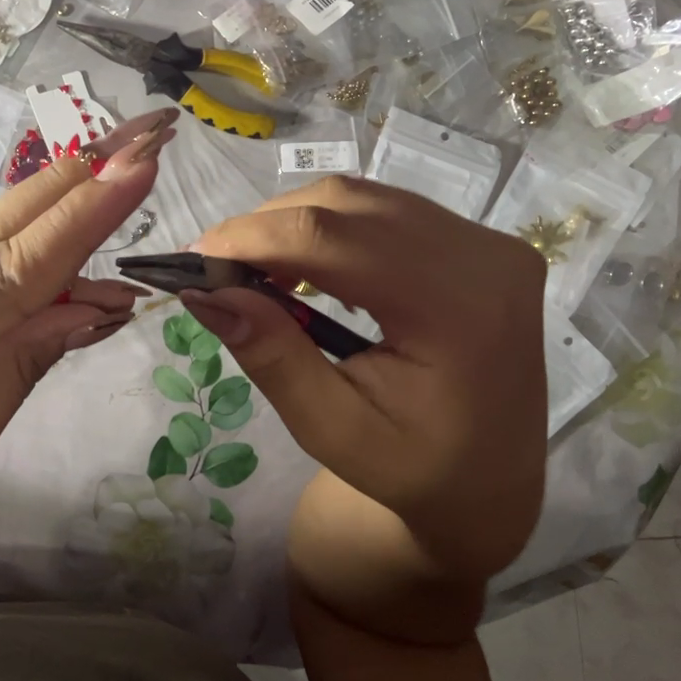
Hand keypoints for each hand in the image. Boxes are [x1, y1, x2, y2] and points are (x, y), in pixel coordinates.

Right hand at [181, 177, 547, 637]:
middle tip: (215, 270)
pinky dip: (325, 226)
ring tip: (251, 270)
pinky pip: (382, 210)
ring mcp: (487, 244)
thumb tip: (204, 293)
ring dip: (292, 223)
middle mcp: (483, 258)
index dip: (252, 237)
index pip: (332, 238)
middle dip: (266, 227)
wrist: (488, 482)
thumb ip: (271, 355)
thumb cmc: (409, 468)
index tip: (192, 260)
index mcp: (457, 308)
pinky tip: (299, 265)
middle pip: (345, 205)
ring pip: (360, 198)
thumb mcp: (330, 428)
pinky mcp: (478, 244)